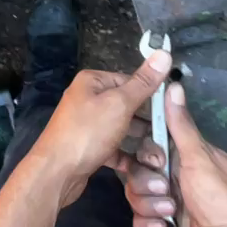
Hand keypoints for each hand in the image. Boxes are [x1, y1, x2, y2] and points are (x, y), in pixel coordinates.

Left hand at [22, 50, 170, 206]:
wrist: (56, 173)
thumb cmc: (88, 132)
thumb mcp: (120, 104)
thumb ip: (143, 83)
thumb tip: (164, 53)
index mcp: (92, 82)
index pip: (128, 80)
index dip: (149, 94)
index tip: (170, 110)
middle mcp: (87, 98)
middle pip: (125, 105)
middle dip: (146, 120)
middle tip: (167, 135)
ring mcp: (85, 124)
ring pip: (120, 128)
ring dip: (139, 140)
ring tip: (160, 154)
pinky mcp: (87, 147)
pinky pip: (112, 147)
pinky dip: (125, 155)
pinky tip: (142, 166)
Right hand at [119, 84, 226, 226]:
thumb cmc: (221, 199)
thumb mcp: (200, 159)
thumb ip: (181, 125)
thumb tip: (173, 84)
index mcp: (184, 155)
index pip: (149, 144)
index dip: (146, 154)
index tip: (158, 162)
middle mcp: (173, 175)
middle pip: (136, 171)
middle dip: (147, 185)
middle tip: (167, 193)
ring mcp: (167, 201)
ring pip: (135, 196)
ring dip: (150, 207)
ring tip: (170, 214)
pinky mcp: (163, 226)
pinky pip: (139, 222)